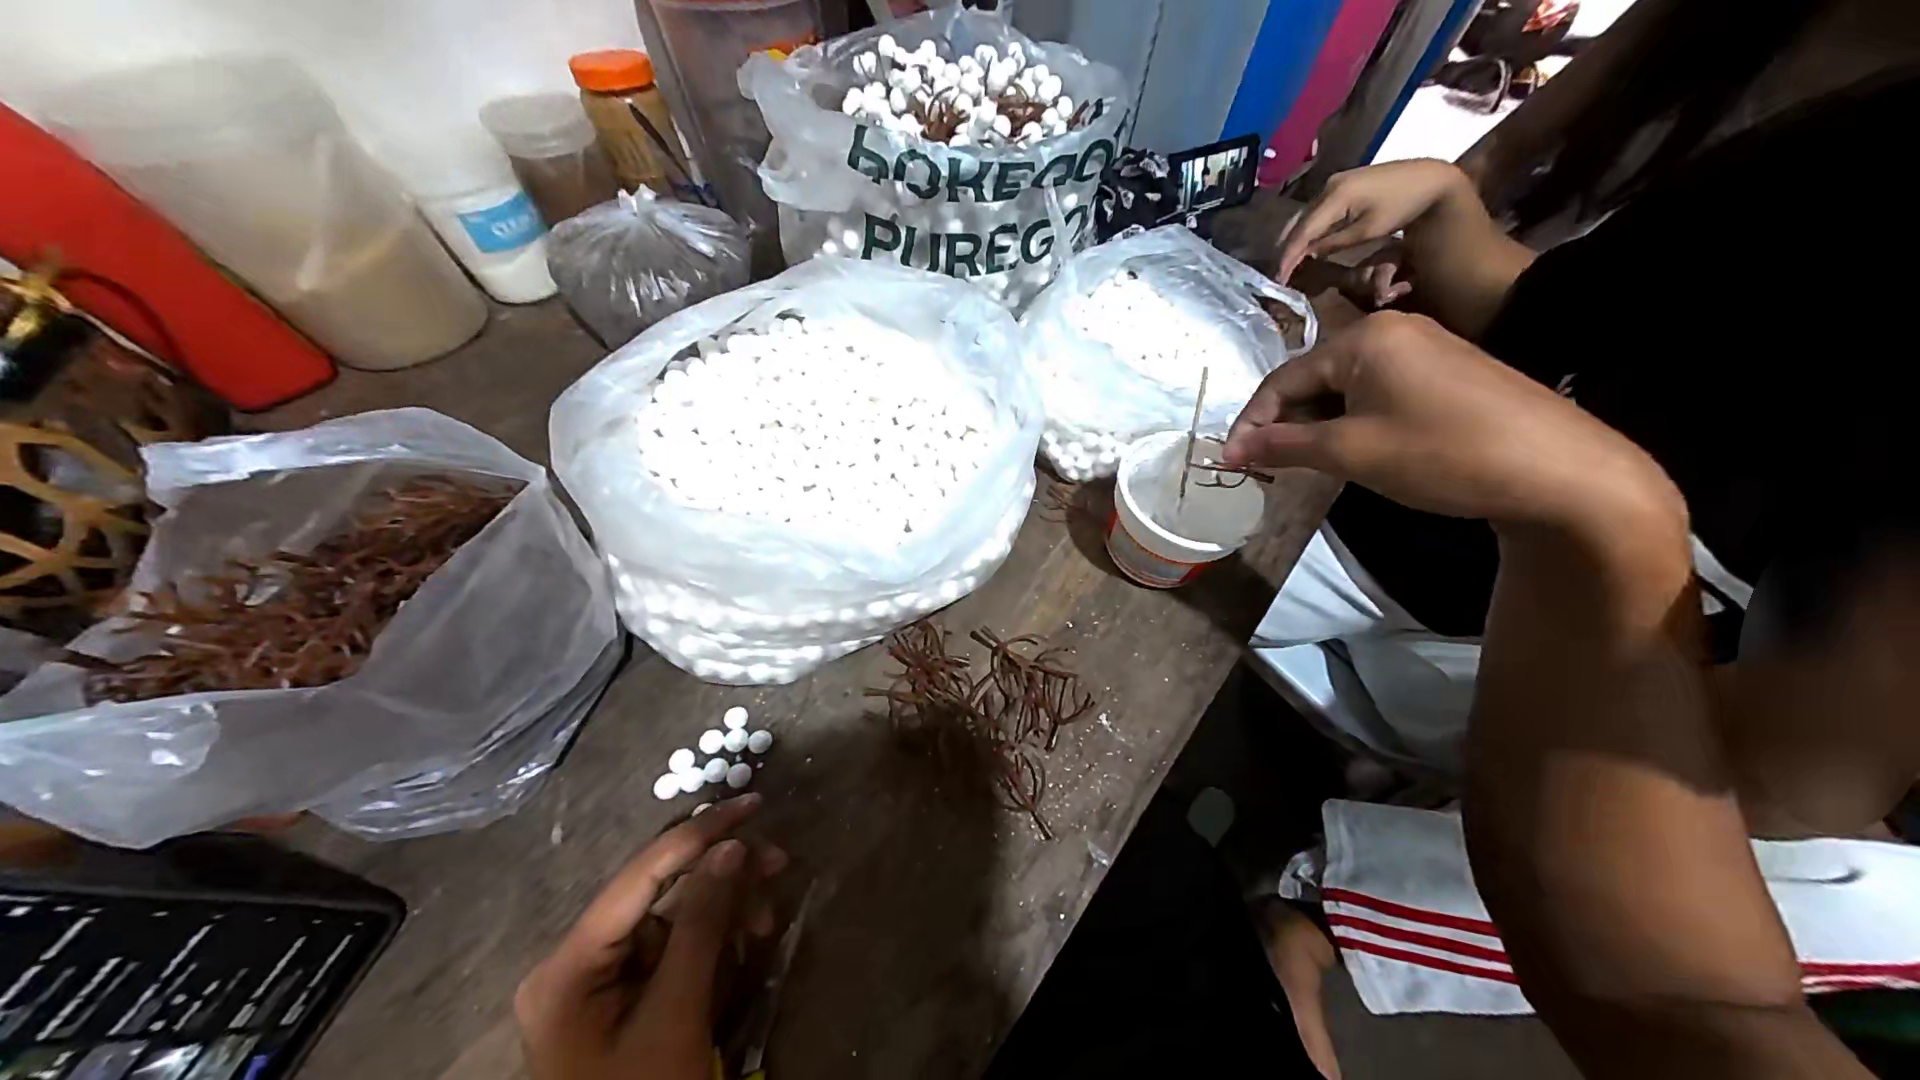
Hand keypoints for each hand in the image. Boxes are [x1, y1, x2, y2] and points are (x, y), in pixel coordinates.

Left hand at [516, 794, 786, 1079]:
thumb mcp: (677, 1013)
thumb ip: (702, 923)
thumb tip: (732, 846)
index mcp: (568, 966)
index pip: (640, 875)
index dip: (699, 834)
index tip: (751, 805)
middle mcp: (578, 958)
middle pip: (660, 889)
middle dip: (721, 874)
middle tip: (776, 860)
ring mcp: (602, 974)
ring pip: (675, 912)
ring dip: (726, 908)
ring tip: (767, 917)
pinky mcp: (627, 988)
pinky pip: (677, 941)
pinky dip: (716, 936)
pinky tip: (747, 937)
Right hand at [1223, 312, 1679, 533]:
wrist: (1562, 471)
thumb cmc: (1442, 453)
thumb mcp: (1350, 452)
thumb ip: (1283, 446)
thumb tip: (1230, 452)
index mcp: (1364, 337)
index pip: (1283, 378)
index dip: (1252, 422)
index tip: (1232, 460)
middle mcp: (1392, 328)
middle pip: (1313, 378)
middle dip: (1286, 423)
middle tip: (1270, 467)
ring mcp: (1425, 346)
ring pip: (1345, 386)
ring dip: (1318, 424)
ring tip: (1308, 463)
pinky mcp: (1448, 369)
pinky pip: (1378, 390)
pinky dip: (1353, 419)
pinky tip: (1355, 449)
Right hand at [1276, 160, 1474, 283]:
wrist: (1430, 179)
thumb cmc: (1402, 206)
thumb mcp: (1367, 231)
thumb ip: (1332, 243)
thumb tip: (1307, 254)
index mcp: (1334, 196)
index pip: (1302, 232)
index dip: (1288, 257)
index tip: (1279, 279)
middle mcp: (1328, 186)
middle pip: (1297, 223)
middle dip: (1287, 250)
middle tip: (1281, 274)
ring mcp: (1334, 183)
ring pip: (1304, 216)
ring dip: (1296, 240)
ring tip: (1290, 262)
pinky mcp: (1341, 184)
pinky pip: (1316, 210)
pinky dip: (1308, 229)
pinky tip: (1306, 244)